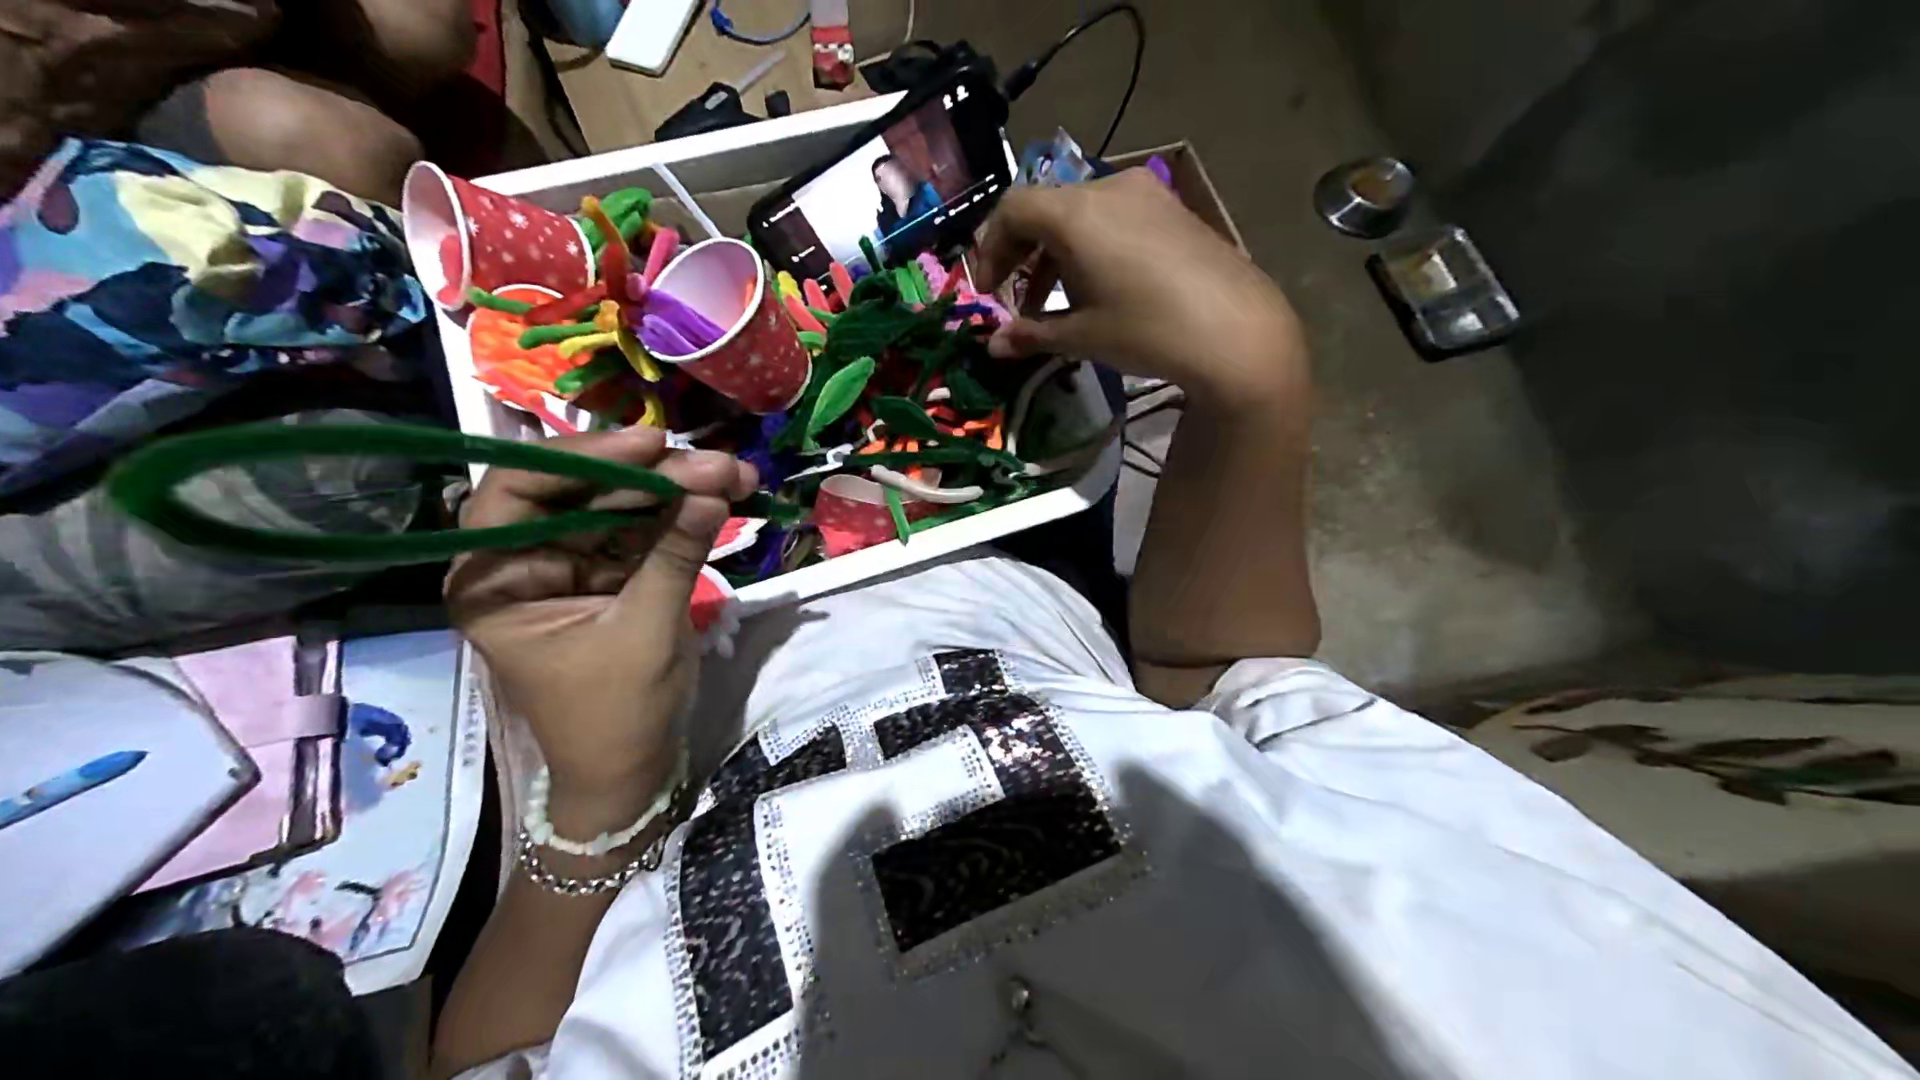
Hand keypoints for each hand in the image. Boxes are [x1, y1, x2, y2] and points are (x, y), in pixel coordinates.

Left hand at [444, 428, 756, 825]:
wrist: (632, 770)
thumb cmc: (616, 715)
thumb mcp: (646, 632)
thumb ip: (675, 555)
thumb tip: (714, 488)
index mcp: (494, 580)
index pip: (521, 491)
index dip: (585, 459)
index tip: (653, 444)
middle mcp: (524, 560)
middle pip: (584, 493)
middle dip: (655, 476)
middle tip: (722, 465)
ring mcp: (571, 563)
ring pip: (622, 506)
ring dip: (680, 490)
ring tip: (738, 476)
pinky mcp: (611, 573)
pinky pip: (645, 530)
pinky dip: (684, 515)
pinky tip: (724, 497)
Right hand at [975, 169, 1304, 407]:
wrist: (1237, 331)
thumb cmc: (1147, 330)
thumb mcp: (1082, 336)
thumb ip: (1030, 334)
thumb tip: (993, 345)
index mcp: (1076, 213)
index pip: (1012, 209)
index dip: (990, 248)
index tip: (987, 291)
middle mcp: (1108, 188)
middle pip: (1045, 208)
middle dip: (1021, 253)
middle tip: (1014, 299)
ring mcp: (1146, 195)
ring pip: (1080, 214)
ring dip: (1055, 254)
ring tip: (1055, 303)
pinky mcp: (1172, 210)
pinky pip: (1113, 217)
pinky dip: (1090, 247)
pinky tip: (1099, 288)